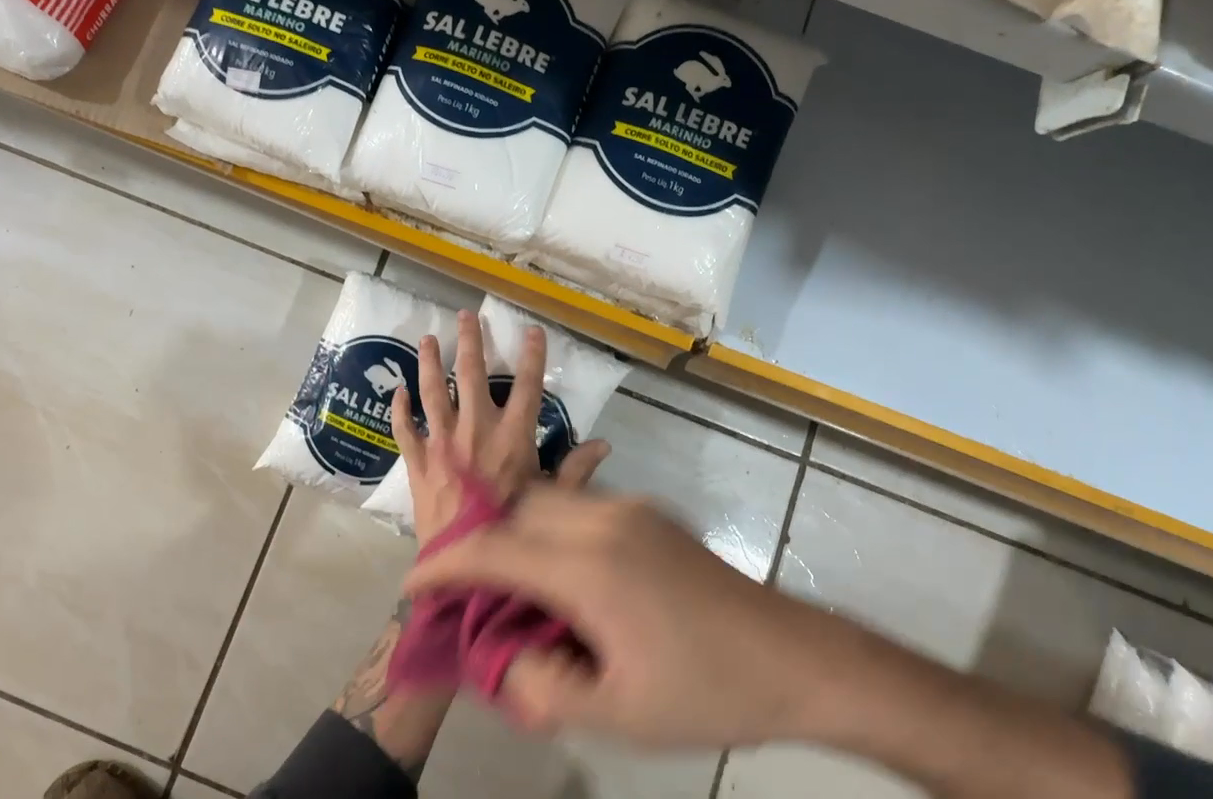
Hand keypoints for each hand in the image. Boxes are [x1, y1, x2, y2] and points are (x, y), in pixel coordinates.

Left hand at [389, 310, 609, 548]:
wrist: (464, 564)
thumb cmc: (513, 533)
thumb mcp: (552, 501)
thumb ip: (577, 470)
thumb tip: (605, 444)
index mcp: (512, 437)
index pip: (527, 386)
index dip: (532, 356)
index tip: (532, 330)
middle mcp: (475, 430)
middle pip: (470, 375)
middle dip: (469, 341)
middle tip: (465, 315)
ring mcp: (441, 443)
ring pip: (432, 392)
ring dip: (429, 363)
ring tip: (427, 338)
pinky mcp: (417, 462)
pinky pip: (404, 429)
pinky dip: (399, 409)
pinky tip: (397, 391)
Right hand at [400, 485, 861, 748]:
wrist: (798, 659)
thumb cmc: (707, 691)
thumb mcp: (619, 713)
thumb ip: (545, 687)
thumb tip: (505, 659)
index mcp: (590, 568)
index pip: (493, 550)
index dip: (445, 565)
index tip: (415, 584)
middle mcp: (603, 520)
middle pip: (513, 508)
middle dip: (475, 537)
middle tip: (457, 582)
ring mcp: (629, 509)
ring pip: (544, 498)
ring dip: (511, 529)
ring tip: (500, 578)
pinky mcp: (648, 513)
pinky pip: (576, 505)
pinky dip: (544, 527)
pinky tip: (553, 571)